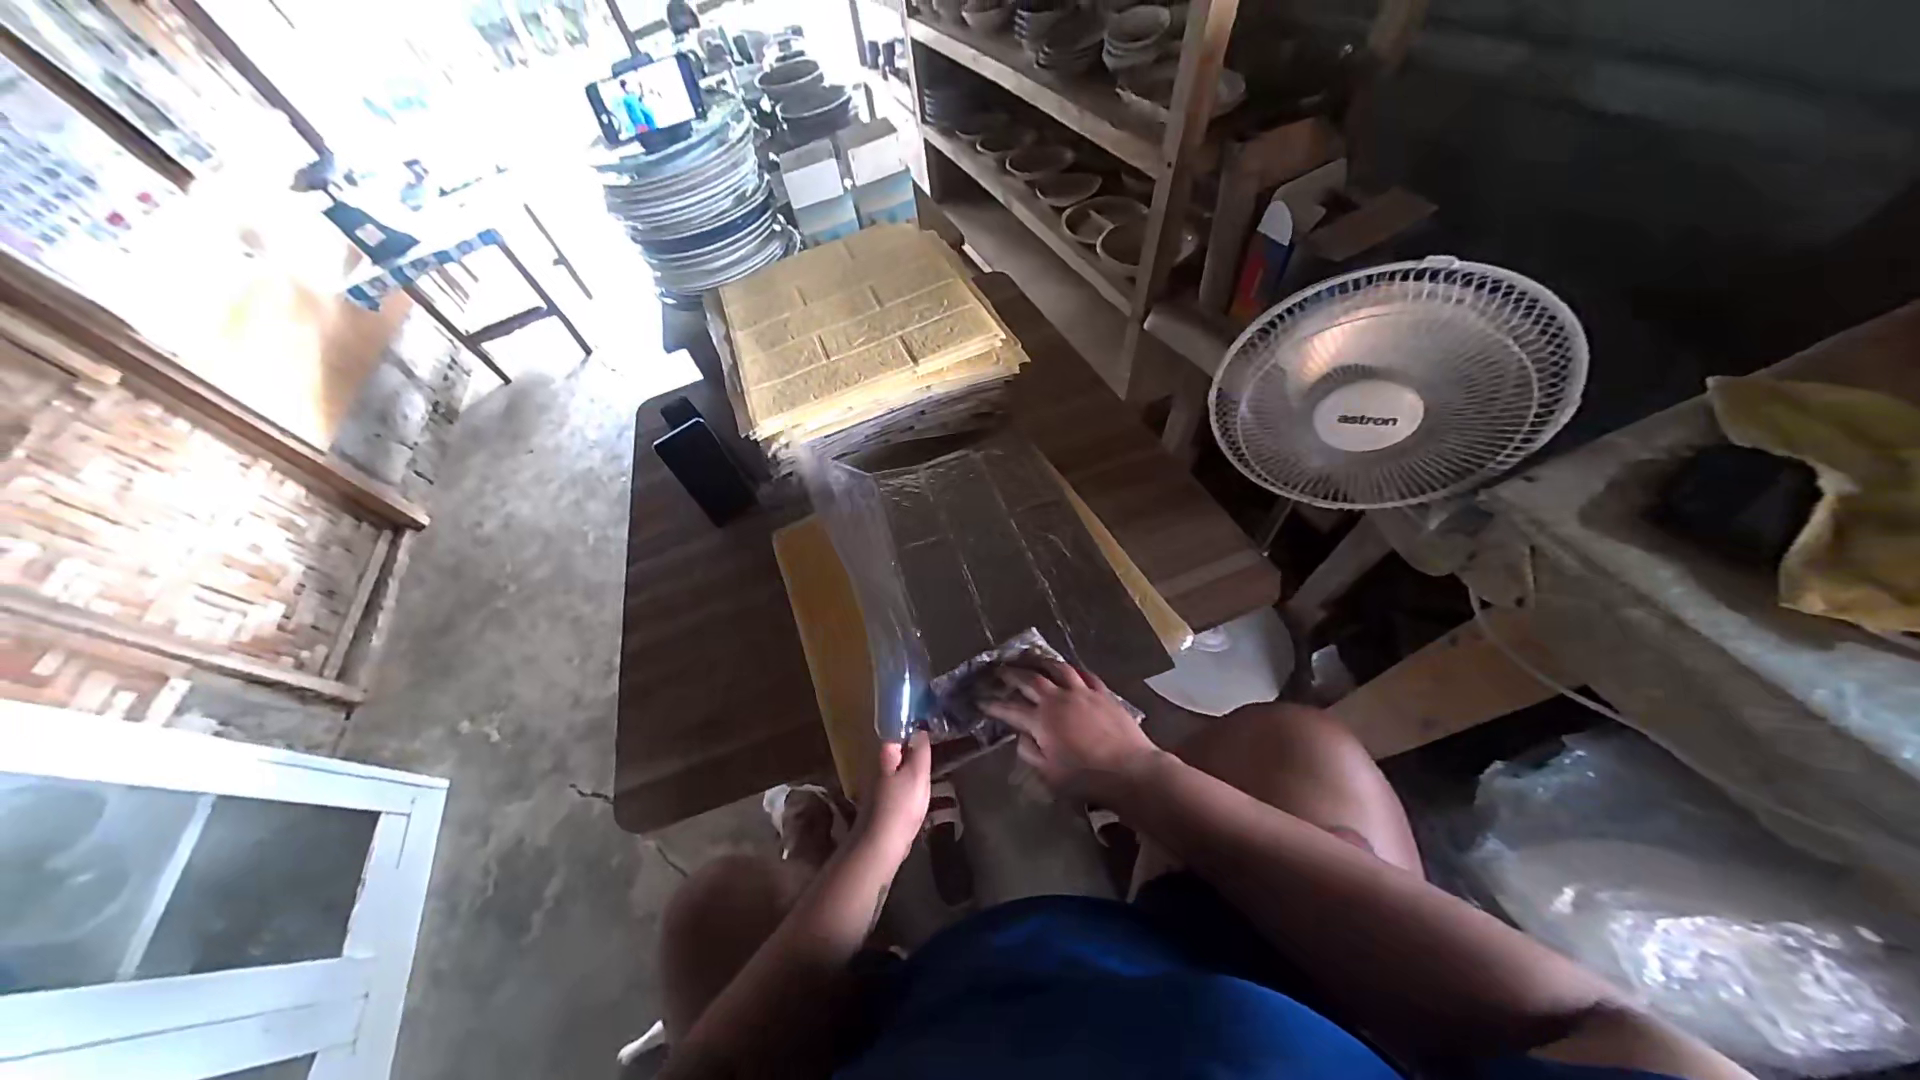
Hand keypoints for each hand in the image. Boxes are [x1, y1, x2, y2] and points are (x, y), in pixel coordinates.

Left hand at [854, 730, 930, 858]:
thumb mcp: (916, 774)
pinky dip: (910, 783)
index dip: (911, 727)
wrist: (881, 844)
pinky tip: (921, 788)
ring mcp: (879, 785)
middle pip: (897, 751)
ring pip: (898, 768)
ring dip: (912, 766)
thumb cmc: (900, 805)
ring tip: (931, 764)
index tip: (929, 724)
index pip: (896, 731)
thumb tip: (919, 730)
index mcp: (885, 755)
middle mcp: (879, 767)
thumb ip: (919, 751)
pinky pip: (899, 785)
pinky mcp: (884, 802)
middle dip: (913, 747)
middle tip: (935, 743)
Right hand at [982, 659, 1165, 800]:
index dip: (993, 704)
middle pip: (1030, 679)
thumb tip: (1022, 736)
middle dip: (1012, 673)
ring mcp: (1083, 692)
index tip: (981, 700)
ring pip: (1058, 668)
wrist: (1129, 770)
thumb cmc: (1085, 777)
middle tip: (999, 669)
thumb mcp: (1049, 773)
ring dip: (1041, 662)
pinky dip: (1073, 669)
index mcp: (1041, 720)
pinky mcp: (1103, 693)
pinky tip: (1070, 669)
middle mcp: (1059, 699)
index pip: (1010, 709)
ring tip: (1031, 658)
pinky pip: (1085, 675)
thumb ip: (1030, 752)